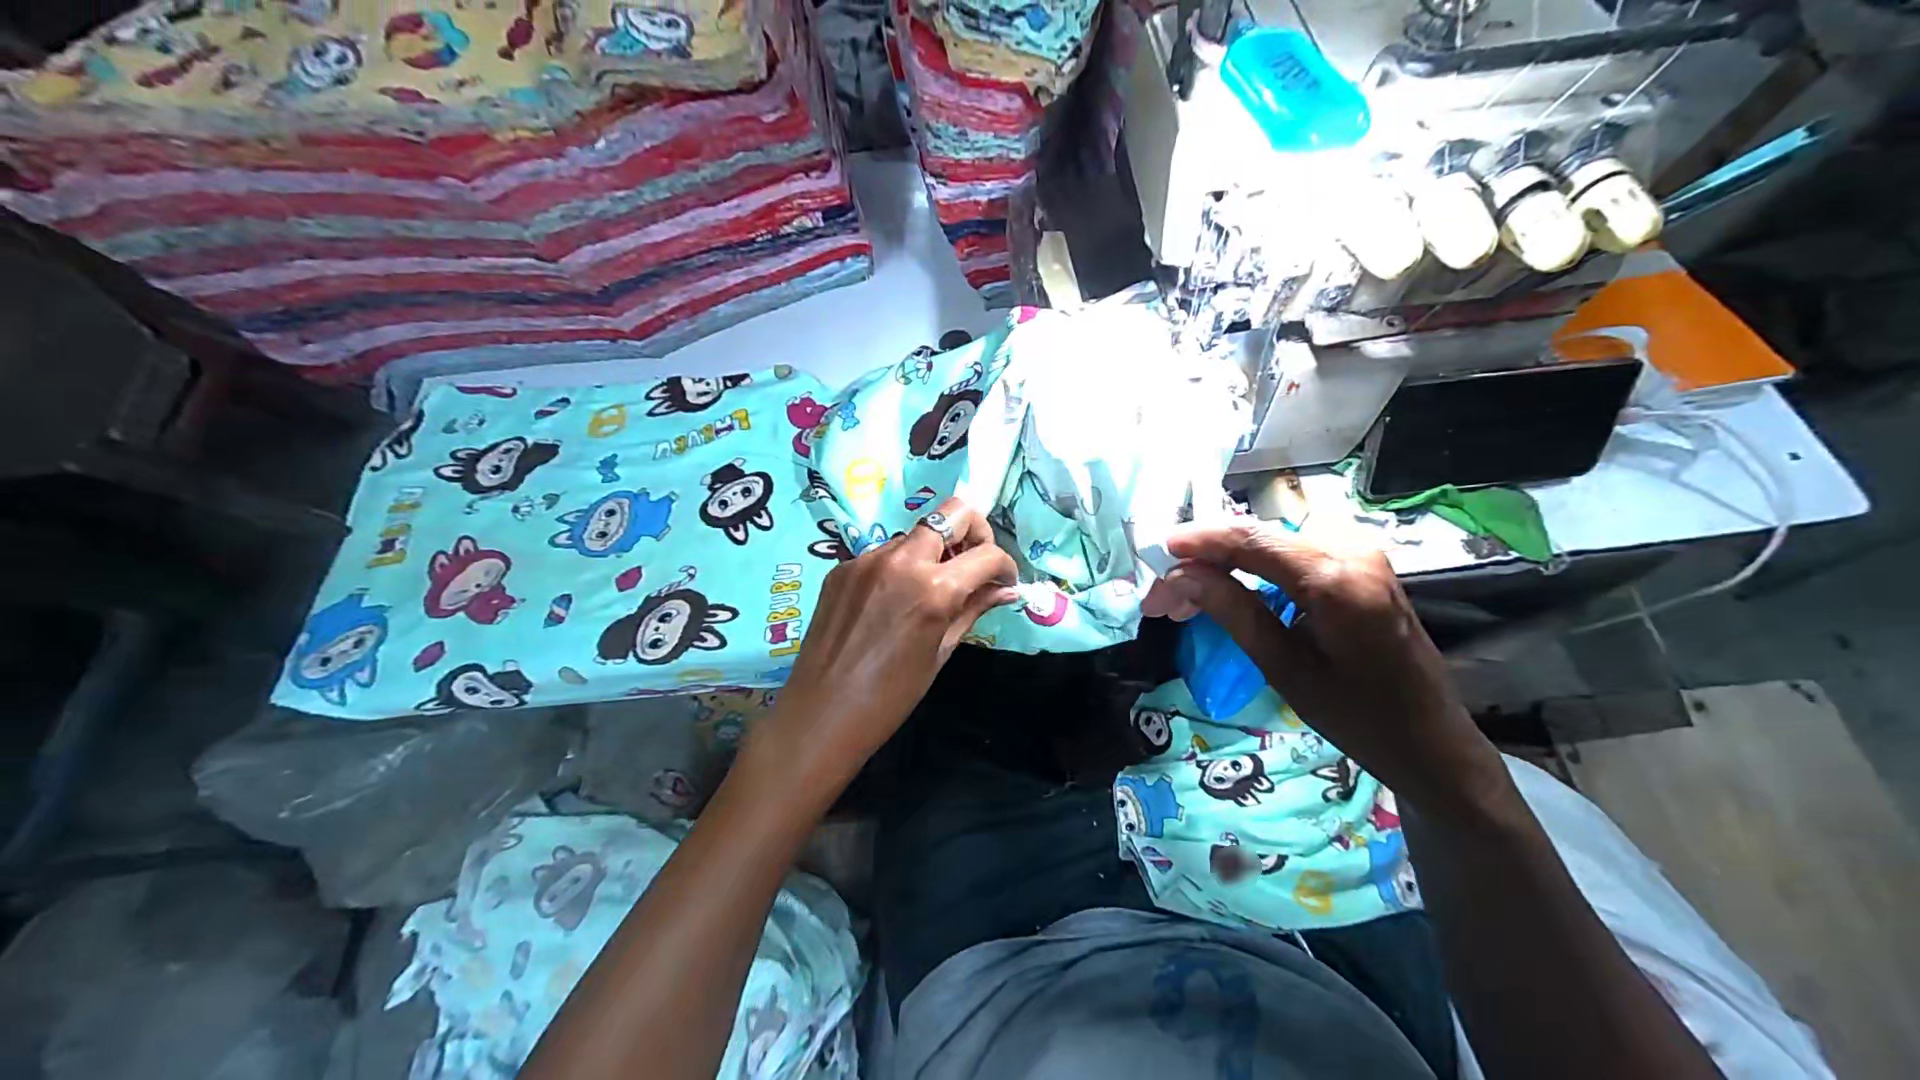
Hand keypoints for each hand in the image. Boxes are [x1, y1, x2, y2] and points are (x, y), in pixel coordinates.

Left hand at [750, 498, 1017, 792]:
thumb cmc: (891, 696)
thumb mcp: (941, 652)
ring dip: (933, 552)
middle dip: (973, 533)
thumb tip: (1006, 590)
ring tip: (930, 589)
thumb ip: (973, 609)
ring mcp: (866, 559)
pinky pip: (883, 553)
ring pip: (915, 534)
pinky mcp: (841, 567)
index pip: (987, 553)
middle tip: (972, 565)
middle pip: (952, 513)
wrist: (821, 713)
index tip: (1003, 583)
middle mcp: (901, 560)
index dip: (1004, 566)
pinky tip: (893, 602)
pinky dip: (900, 567)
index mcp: (933, 588)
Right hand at [1142, 521, 1505, 811]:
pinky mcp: (1362, 567)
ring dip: (1229, 563)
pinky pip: (1295, 554)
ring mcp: (1362, 555)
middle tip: (1168, 595)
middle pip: (1261, 536)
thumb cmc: (1357, 717)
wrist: (1432, 743)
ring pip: (1275, 542)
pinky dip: (1257, 567)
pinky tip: (1232, 589)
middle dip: (1208, 559)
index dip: (1199, 541)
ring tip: (1192, 596)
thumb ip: (1231, 610)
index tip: (1158, 552)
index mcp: (1335, 577)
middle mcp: (1351, 550)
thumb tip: (1179, 576)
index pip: (1251, 540)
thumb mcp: (1283, 667)